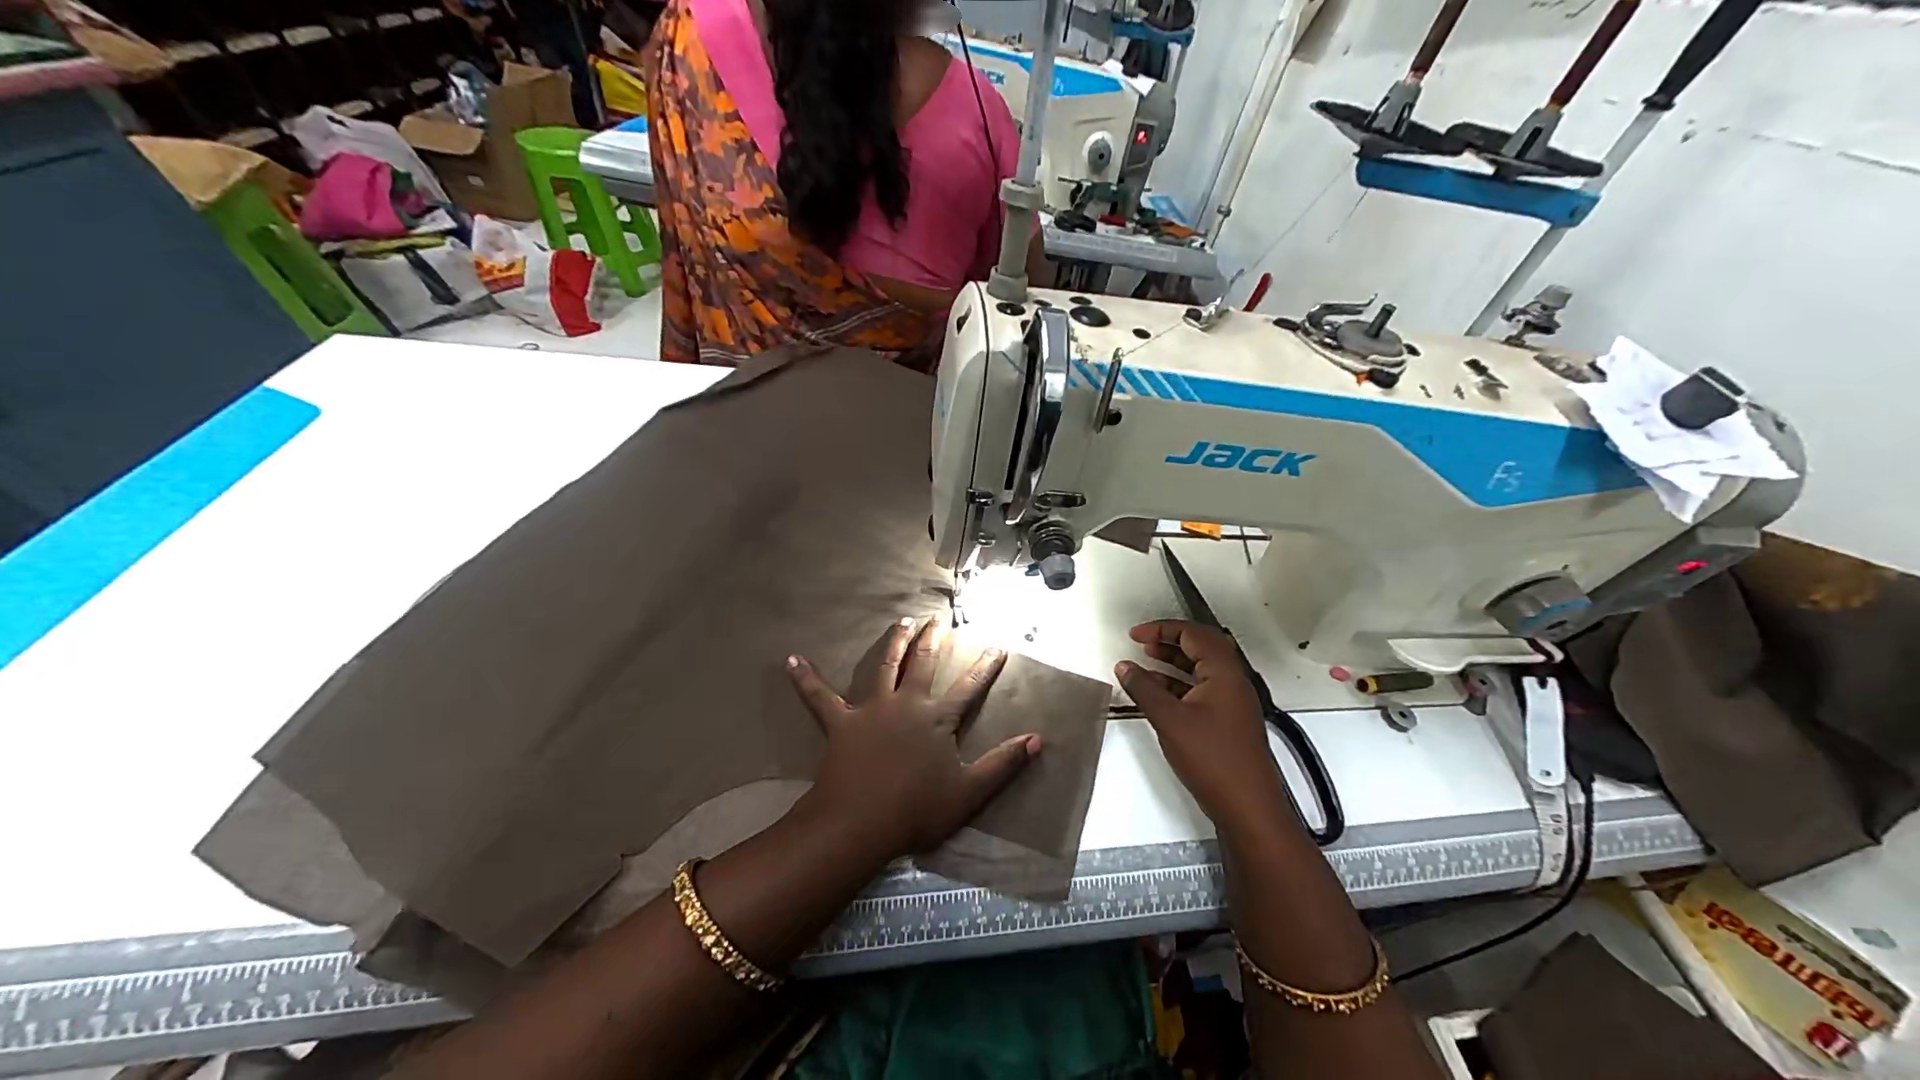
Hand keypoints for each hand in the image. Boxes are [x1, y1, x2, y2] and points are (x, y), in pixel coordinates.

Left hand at [786, 616, 1039, 860]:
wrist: (860, 824)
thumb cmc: (917, 810)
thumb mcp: (970, 792)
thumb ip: (1004, 764)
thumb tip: (1037, 740)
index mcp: (937, 719)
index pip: (969, 688)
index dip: (986, 667)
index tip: (998, 646)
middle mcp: (906, 704)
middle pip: (923, 664)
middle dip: (934, 639)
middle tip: (940, 618)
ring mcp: (871, 709)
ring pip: (884, 666)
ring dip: (894, 642)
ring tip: (903, 621)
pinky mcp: (840, 722)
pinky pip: (818, 697)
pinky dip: (806, 679)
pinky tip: (791, 659)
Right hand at [1115, 620, 1289, 831]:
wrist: (1247, 806)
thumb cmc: (1216, 762)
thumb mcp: (1169, 719)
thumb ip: (1144, 688)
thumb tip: (1126, 667)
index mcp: (1225, 674)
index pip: (1194, 634)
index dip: (1162, 629)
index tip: (1137, 634)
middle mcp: (1233, 684)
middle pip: (1201, 648)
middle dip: (1170, 641)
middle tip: (1143, 641)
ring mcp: (1233, 703)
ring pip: (1201, 670)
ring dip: (1173, 663)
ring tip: (1146, 663)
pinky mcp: (1228, 722)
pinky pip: (1202, 691)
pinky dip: (1178, 685)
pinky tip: (1159, 694)